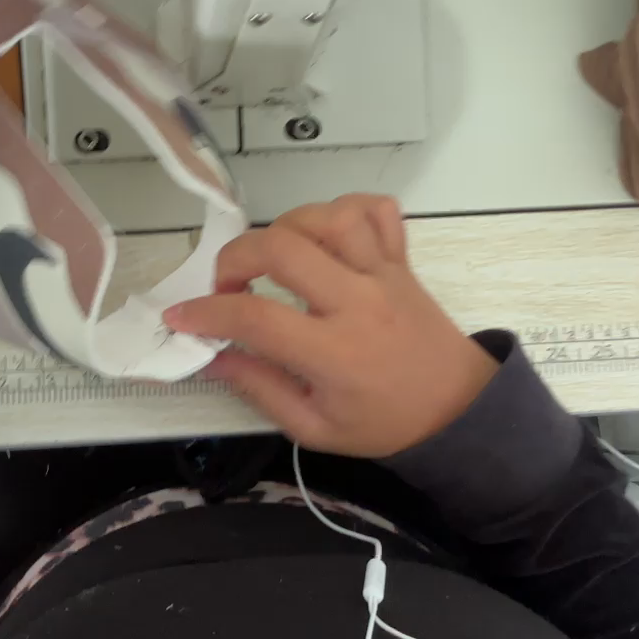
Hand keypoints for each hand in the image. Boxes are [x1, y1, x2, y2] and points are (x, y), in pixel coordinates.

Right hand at [164, 195, 496, 457]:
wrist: (458, 412)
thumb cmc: (383, 424)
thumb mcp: (313, 427)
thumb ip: (260, 389)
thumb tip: (213, 355)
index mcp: (334, 352)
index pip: (255, 316)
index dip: (206, 313)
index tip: (181, 318)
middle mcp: (358, 301)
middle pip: (283, 247)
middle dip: (235, 258)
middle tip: (227, 287)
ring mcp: (384, 274)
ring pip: (328, 216)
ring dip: (285, 227)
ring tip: (274, 258)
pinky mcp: (401, 262)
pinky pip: (377, 211)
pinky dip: (344, 210)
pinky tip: (325, 237)